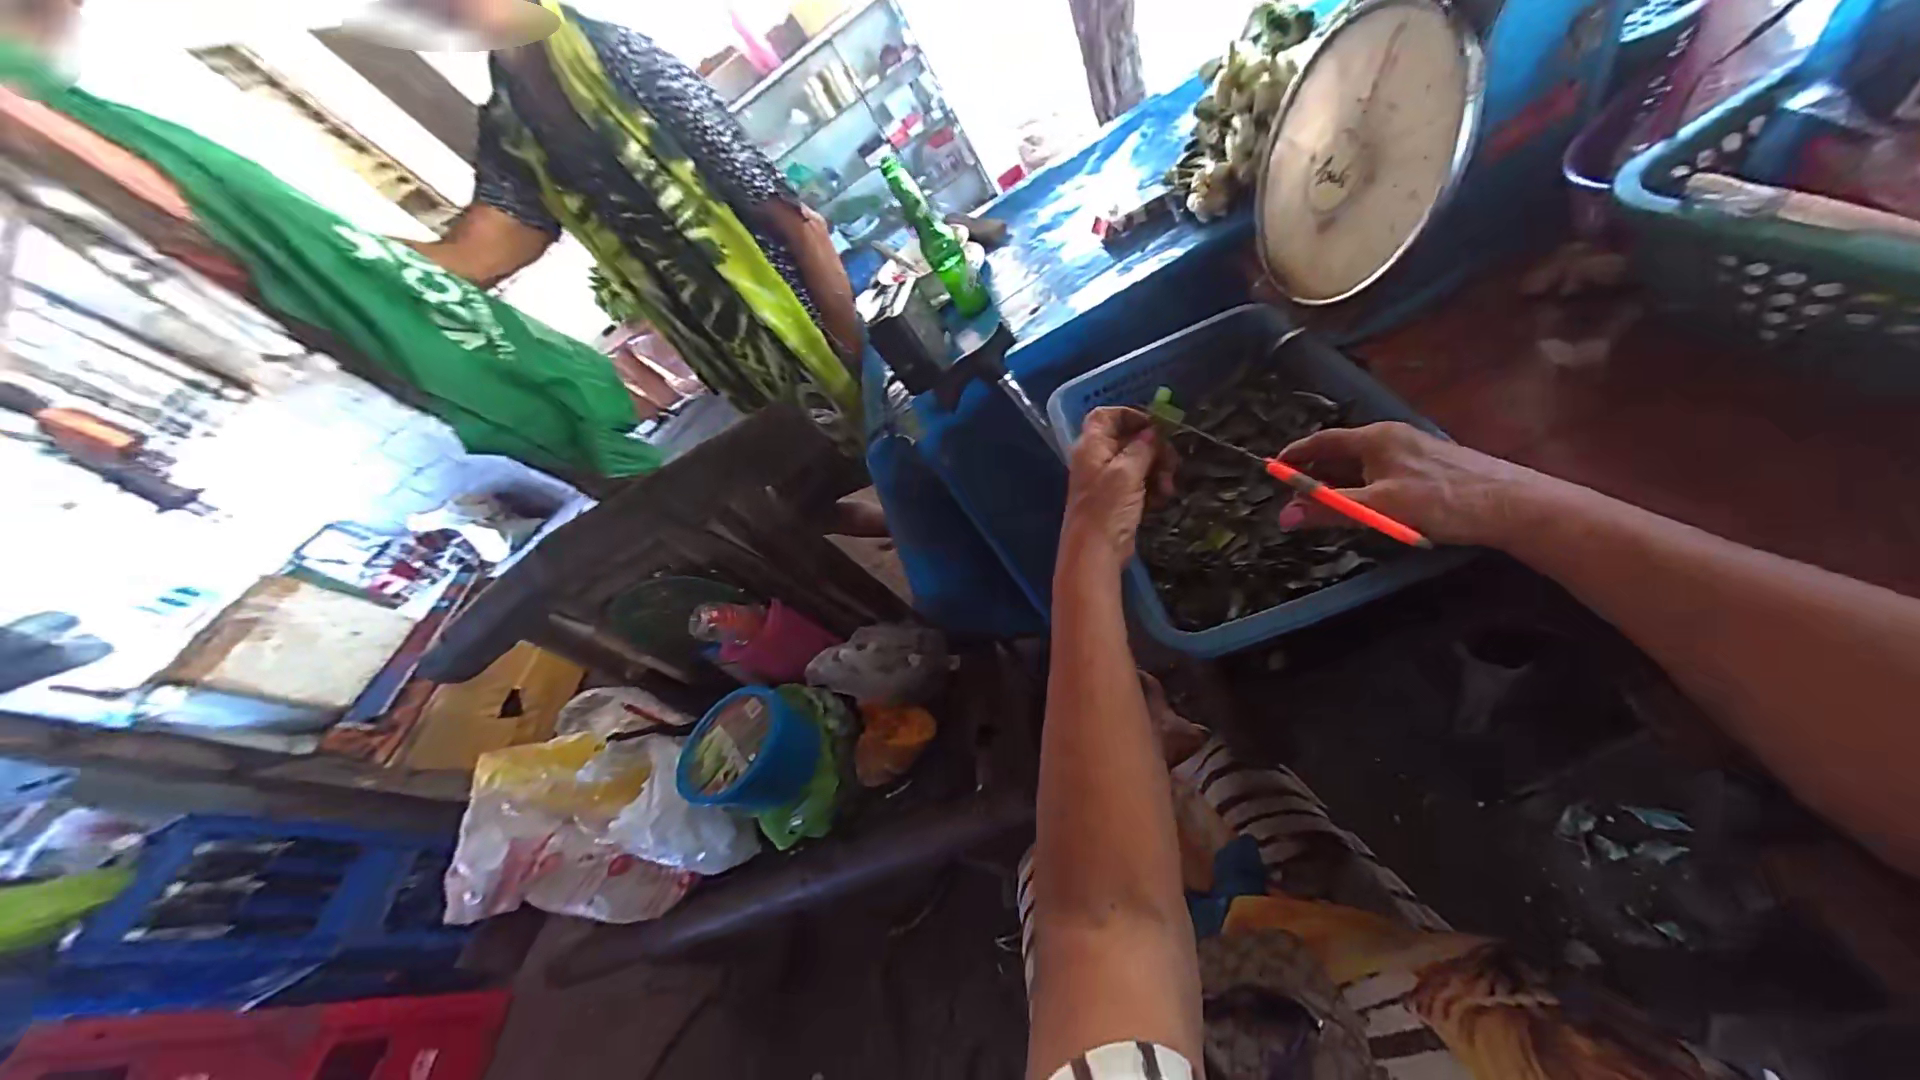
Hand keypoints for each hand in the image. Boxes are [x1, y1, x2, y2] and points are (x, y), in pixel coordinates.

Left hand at [1061, 407, 1178, 565]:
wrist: (1095, 552)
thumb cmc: (1106, 508)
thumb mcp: (1126, 472)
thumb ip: (1141, 447)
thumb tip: (1151, 432)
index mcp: (1091, 446)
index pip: (1105, 415)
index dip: (1130, 415)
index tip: (1155, 427)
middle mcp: (1096, 459)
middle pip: (1128, 439)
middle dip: (1154, 449)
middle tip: (1171, 463)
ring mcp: (1106, 480)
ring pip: (1138, 463)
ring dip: (1157, 471)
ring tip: (1166, 488)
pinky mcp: (1117, 500)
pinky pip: (1139, 484)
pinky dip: (1152, 488)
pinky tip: (1162, 499)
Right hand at [1275, 422, 1553, 547]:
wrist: (1517, 507)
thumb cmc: (1442, 501)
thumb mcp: (1378, 507)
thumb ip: (1329, 509)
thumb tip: (1283, 517)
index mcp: (1375, 438)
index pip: (1321, 441)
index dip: (1295, 456)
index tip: (1274, 471)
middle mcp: (1391, 438)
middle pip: (1340, 453)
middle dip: (1315, 474)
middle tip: (1296, 498)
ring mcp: (1412, 452)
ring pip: (1362, 466)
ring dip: (1339, 484)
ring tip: (1324, 508)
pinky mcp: (1428, 468)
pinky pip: (1381, 474)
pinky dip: (1362, 488)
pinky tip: (1365, 508)